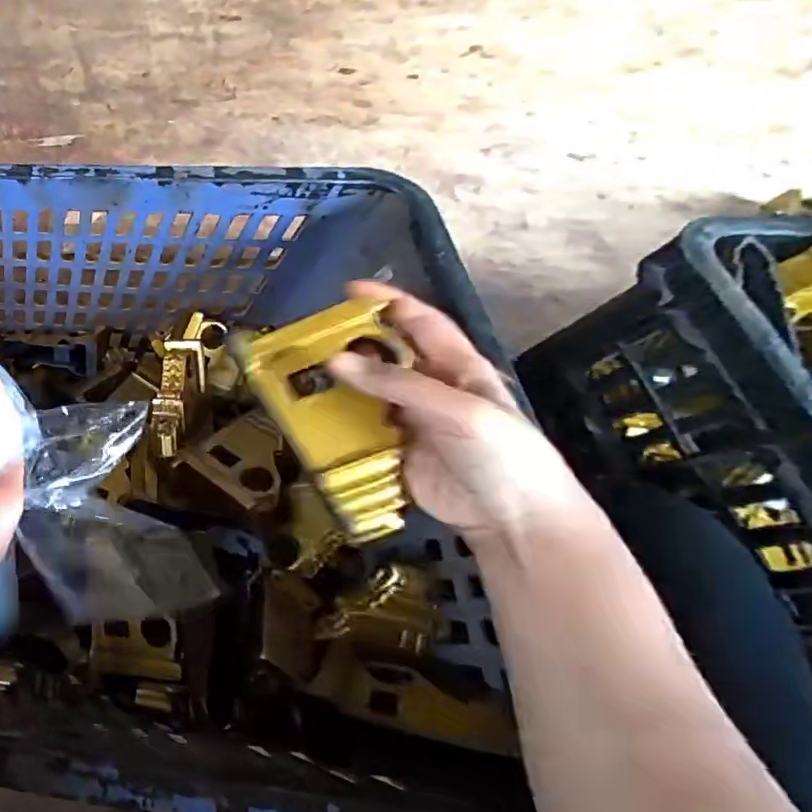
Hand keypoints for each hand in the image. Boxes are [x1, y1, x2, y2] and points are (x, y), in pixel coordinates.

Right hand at [323, 280, 601, 543]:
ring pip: (364, 390)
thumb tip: (333, 359)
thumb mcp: (456, 410)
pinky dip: (331, 419)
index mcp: (458, 368)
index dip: (388, 302)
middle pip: (384, 355)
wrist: (514, 521)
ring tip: (298, 373)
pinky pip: (355, 426)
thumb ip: (396, 384)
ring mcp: (407, 420)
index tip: (349, 290)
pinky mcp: (389, 449)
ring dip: (335, 382)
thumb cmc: (503, 455)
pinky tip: (307, 414)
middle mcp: (429, 388)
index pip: (421, 323)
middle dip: (350, 343)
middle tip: (309, 338)